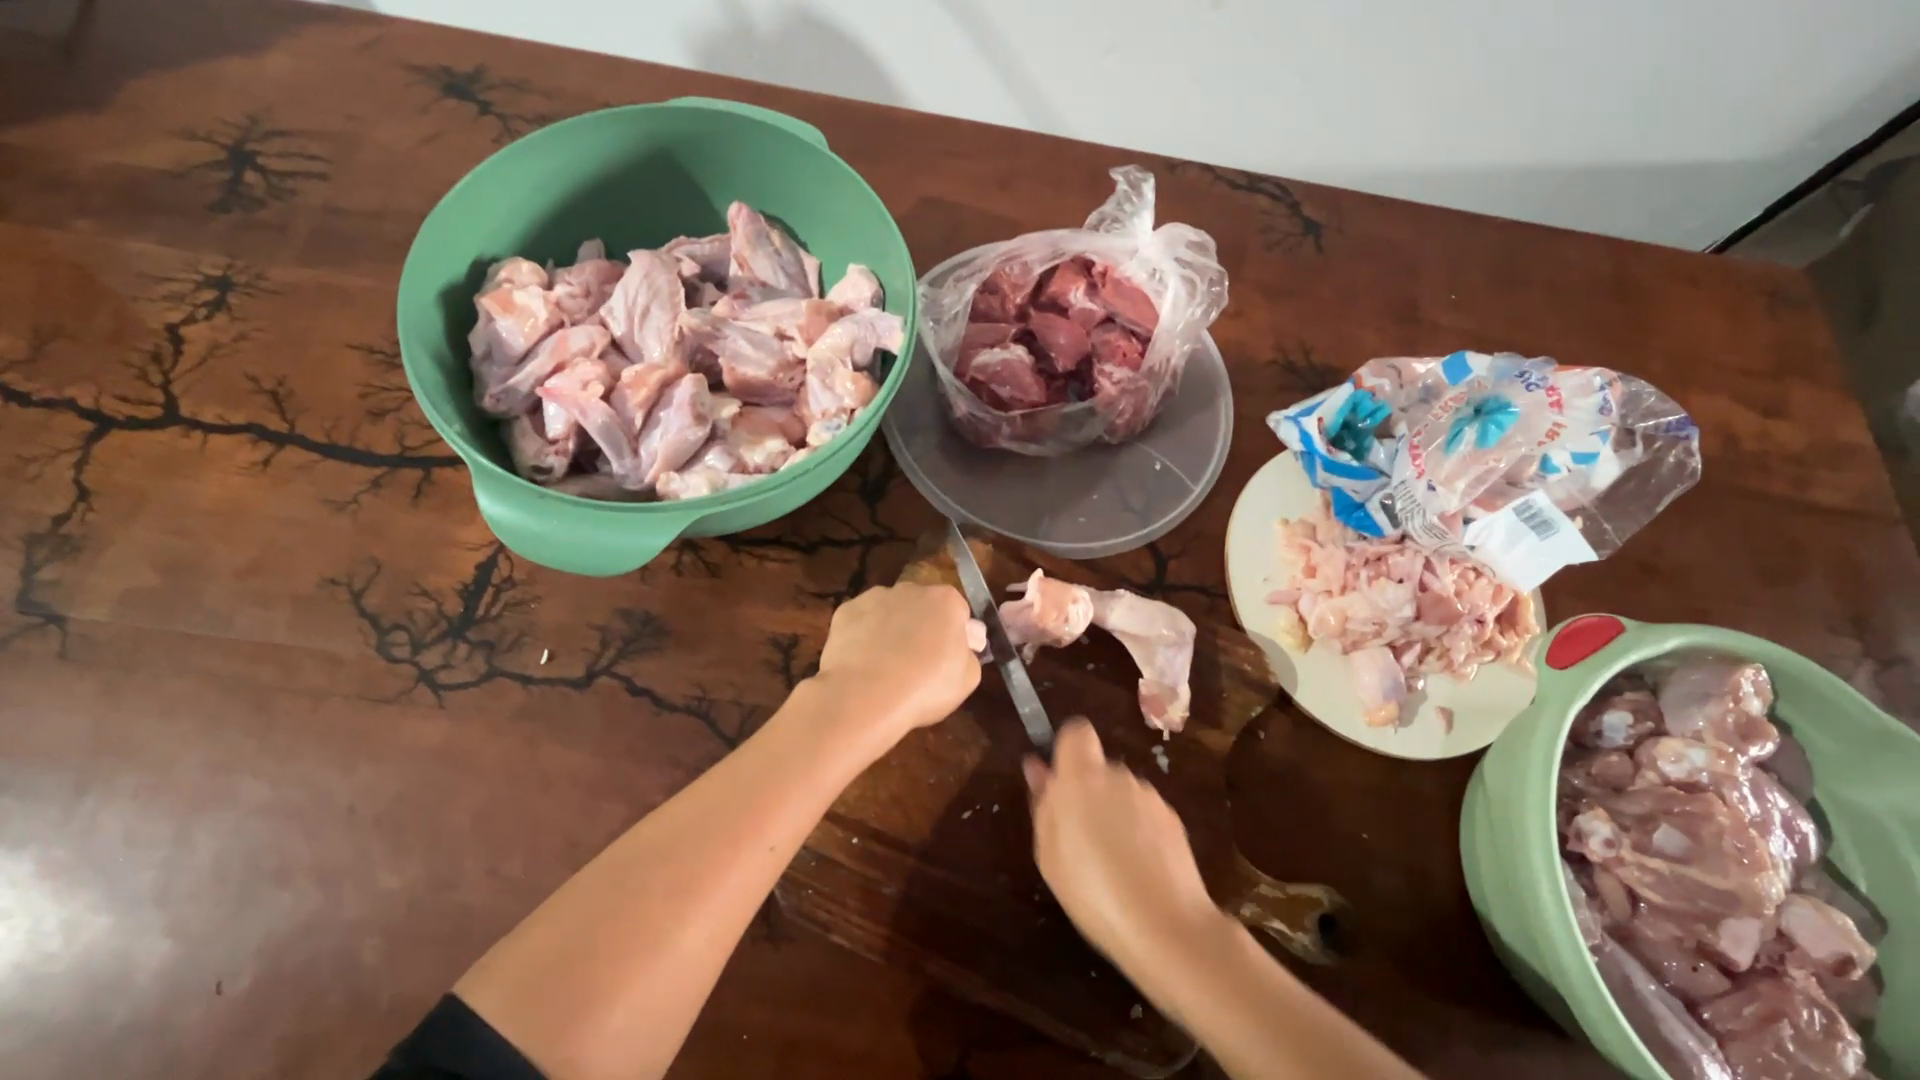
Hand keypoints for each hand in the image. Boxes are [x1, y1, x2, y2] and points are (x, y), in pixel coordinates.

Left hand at [812, 583, 981, 746]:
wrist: (866, 695)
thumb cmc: (926, 687)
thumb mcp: (968, 678)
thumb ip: (969, 652)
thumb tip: (963, 642)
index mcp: (947, 600)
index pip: (958, 612)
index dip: (954, 635)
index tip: (948, 658)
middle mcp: (912, 589)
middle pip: (923, 606)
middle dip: (922, 627)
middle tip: (918, 663)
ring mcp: (875, 597)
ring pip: (890, 610)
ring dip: (892, 629)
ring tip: (886, 665)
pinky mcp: (846, 610)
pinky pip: (861, 621)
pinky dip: (863, 635)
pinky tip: (863, 662)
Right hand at [1025, 719, 1221, 968]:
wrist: (1166, 926)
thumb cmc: (1092, 891)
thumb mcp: (1049, 854)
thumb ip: (1044, 805)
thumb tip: (1038, 769)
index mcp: (1082, 777)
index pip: (1076, 732)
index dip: (1066, 752)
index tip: (1059, 786)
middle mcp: (1119, 776)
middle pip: (1098, 769)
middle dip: (1087, 793)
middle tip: (1076, 840)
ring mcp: (1151, 797)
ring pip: (1122, 794)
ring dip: (1113, 815)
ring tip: (1109, 865)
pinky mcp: (1174, 821)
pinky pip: (1144, 816)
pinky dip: (1137, 834)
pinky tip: (1136, 872)